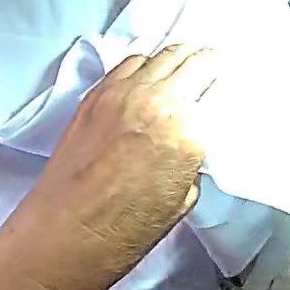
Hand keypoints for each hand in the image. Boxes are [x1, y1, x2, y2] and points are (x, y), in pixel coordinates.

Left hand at [0, 45, 217, 289]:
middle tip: (212, 67)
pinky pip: (131, 63)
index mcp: (189, 133)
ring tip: (183, 66)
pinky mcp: (98, 93)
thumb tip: (192, 138)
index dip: (224, 92)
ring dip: (178, 60)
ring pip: (164, 55)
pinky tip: (148, 76)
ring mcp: (126, 93)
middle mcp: (160, 103)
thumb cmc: (125, 230)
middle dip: (207, 65)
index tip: (223, 92)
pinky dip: (146, 65)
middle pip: (196, 62)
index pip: (218, 94)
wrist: (66, 234)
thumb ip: (193, 158)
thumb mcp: (184, 199)